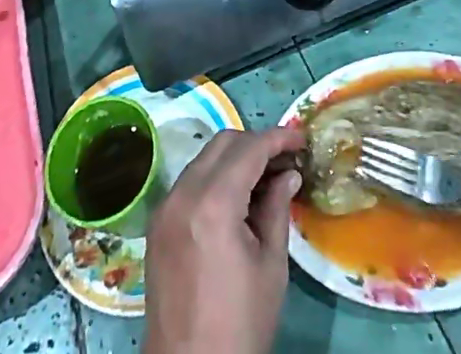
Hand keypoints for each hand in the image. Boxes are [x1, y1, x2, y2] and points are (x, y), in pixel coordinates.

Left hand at [144, 127, 305, 353]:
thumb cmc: (239, 322)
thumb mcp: (271, 264)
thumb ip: (277, 208)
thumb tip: (288, 174)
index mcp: (213, 205)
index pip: (250, 149)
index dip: (279, 138)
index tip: (302, 140)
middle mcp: (183, 195)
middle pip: (223, 143)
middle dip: (257, 143)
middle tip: (286, 161)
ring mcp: (165, 209)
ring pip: (204, 158)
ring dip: (235, 158)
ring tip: (266, 179)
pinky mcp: (158, 225)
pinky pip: (190, 181)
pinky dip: (215, 176)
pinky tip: (237, 197)